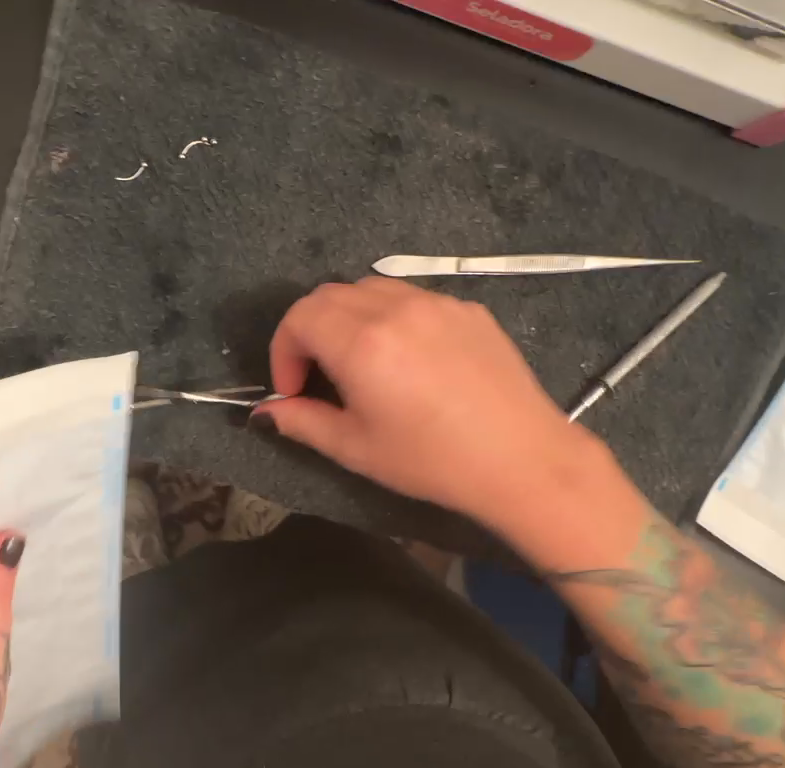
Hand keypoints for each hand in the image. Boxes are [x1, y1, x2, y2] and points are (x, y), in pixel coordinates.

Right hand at [252, 278, 606, 526]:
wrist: (520, 458)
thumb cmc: (430, 460)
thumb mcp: (356, 448)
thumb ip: (302, 422)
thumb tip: (265, 413)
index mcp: (362, 342)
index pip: (299, 317)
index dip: (283, 351)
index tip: (292, 390)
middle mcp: (395, 308)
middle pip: (329, 295)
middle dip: (309, 332)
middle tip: (317, 378)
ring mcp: (436, 303)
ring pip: (370, 290)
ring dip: (347, 320)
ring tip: (359, 366)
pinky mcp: (467, 309)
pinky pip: (411, 299)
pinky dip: (389, 319)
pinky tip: (406, 362)